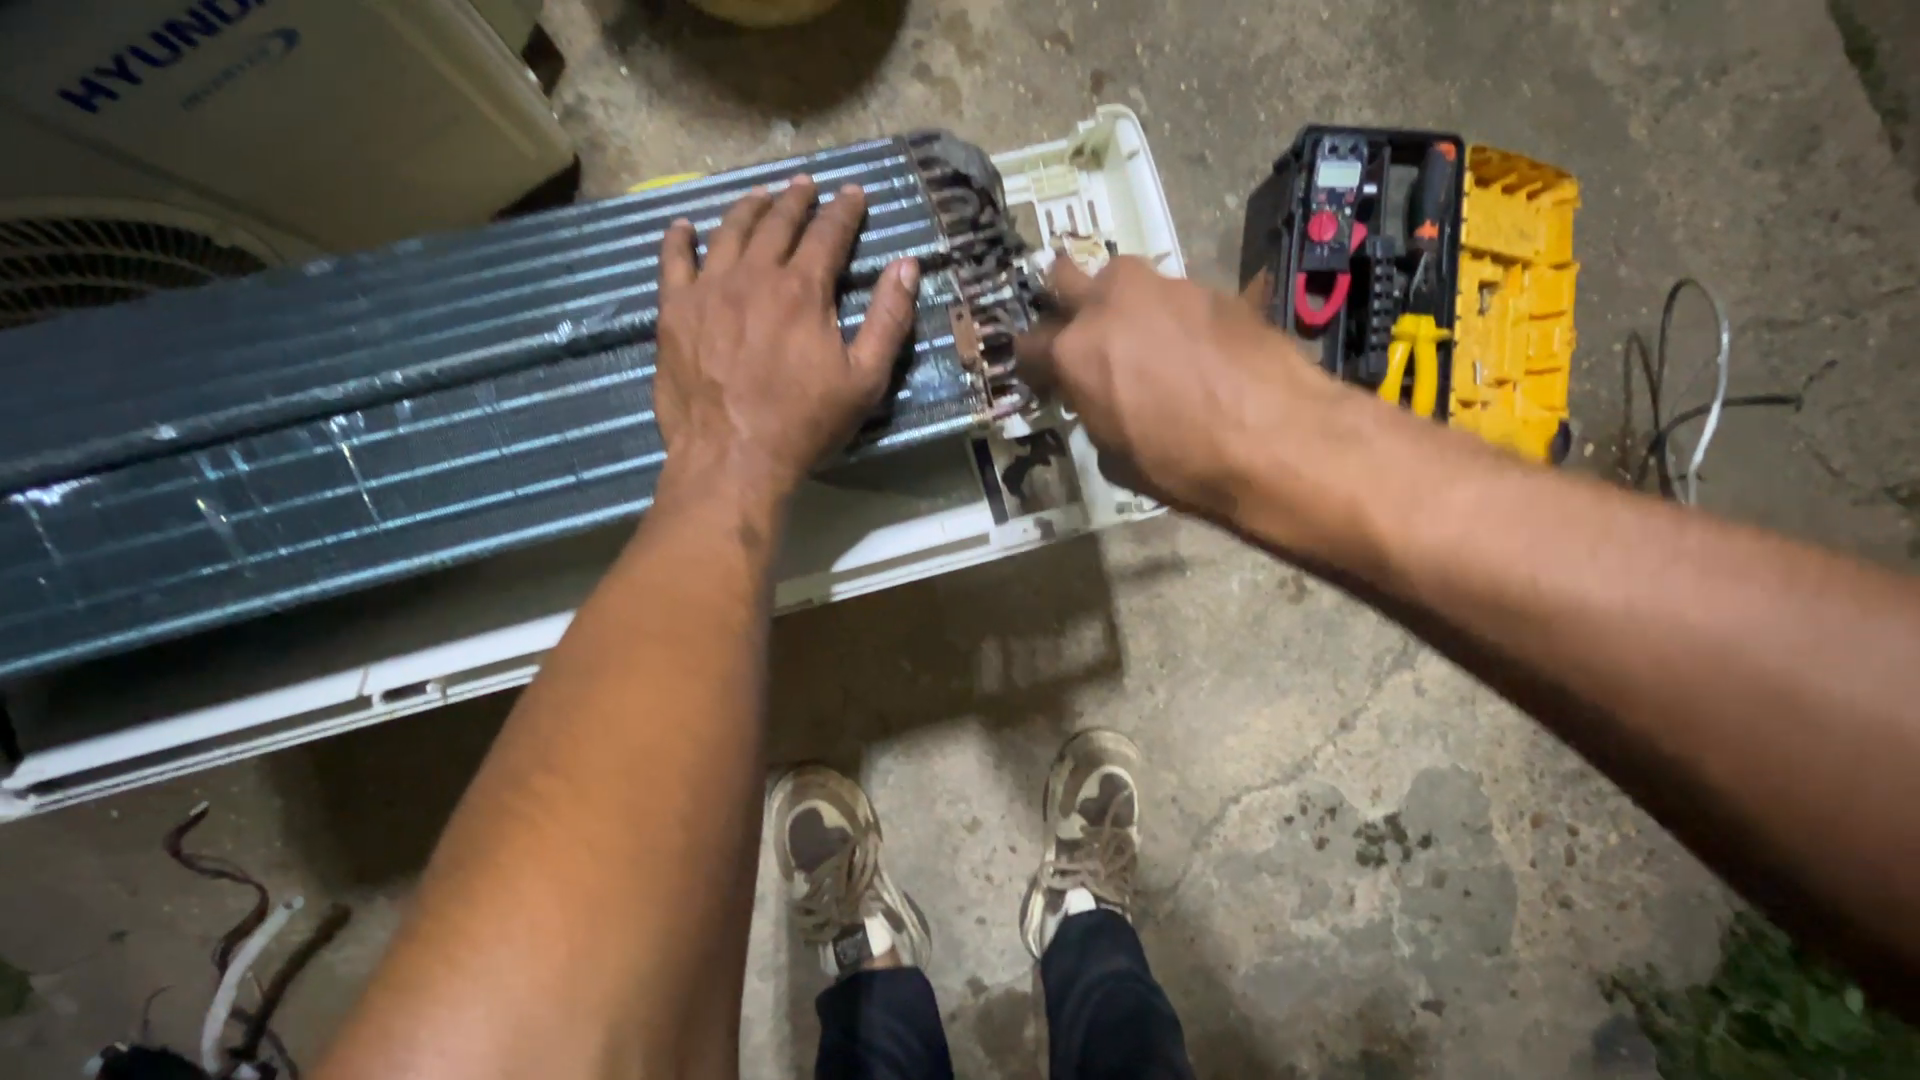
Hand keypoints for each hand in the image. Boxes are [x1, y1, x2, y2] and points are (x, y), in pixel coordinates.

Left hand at [655, 176, 919, 504]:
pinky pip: (673, 262)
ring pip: (728, 232)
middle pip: (777, 223)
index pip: (828, 233)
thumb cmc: (805, 424)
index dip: (844, 210)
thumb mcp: (865, 380)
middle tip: (806, 185)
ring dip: (749, 208)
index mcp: (803, 290)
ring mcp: (708, 290)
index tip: (854, 193)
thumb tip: (907, 266)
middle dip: (796, 199)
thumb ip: (889, 320)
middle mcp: (754, 276)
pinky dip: (680, 239)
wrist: (731, 459)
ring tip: (760, 195)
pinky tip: (684, 226)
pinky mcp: (674, 312)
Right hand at [1016, 256, 1335, 517]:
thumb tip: (1100, 400)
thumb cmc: (1184, 464)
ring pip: (1122, 279)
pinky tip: (1194, 347)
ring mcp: (1162, 287)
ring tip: (1145, 338)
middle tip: (1081, 330)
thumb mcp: (1116, 456)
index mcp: (1074, 352)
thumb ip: (1094, 412)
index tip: (1043, 375)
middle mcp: (1109, 304)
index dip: (1033, 362)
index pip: (1028, 343)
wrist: (1277, 438)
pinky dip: (1171, 315)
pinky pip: (1173, 295)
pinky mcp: (1210, 286)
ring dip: (1122, 303)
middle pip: (1063, 278)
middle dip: (1064, 301)